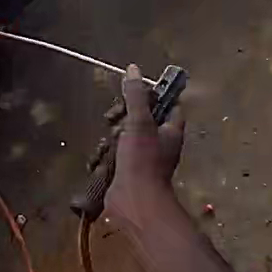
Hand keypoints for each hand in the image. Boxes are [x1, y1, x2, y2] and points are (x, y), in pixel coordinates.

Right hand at [104, 64, 186, 228]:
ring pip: (121, 137)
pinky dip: (104, 158)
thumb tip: (133, 69)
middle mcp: (159, 142)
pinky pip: (112, 156)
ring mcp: (142, 158)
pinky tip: (101, 163)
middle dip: (121, 119)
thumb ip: (135, 95)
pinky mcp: (126, 171)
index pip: (166, 104)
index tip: (132, 95)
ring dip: (110, 140)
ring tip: (108, 147)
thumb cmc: (142, 161)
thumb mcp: (139, 122)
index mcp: (170, 129)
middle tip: (114, 122)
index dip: (150, 96)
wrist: (134, 202)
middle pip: (138, 118)